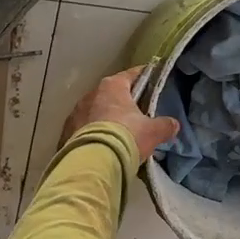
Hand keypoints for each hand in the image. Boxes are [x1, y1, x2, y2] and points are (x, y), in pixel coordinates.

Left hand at [61, 65, 179, 158]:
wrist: (93, 164)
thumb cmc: (126, 136)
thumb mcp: (153, 131)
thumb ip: (165, 125)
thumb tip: (174, 125)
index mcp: (113, 86)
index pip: (132, 74)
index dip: (145, 76)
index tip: (153, 80)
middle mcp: (91, 94)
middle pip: (112, 93)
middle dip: (124, 101)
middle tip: (138, 112)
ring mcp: (75, 114)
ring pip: (96, 111)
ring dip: (106, 118)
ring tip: (119, 132)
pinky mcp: (65, 134)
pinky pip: (84, 129)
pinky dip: (93, 134)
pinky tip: (103, 146)